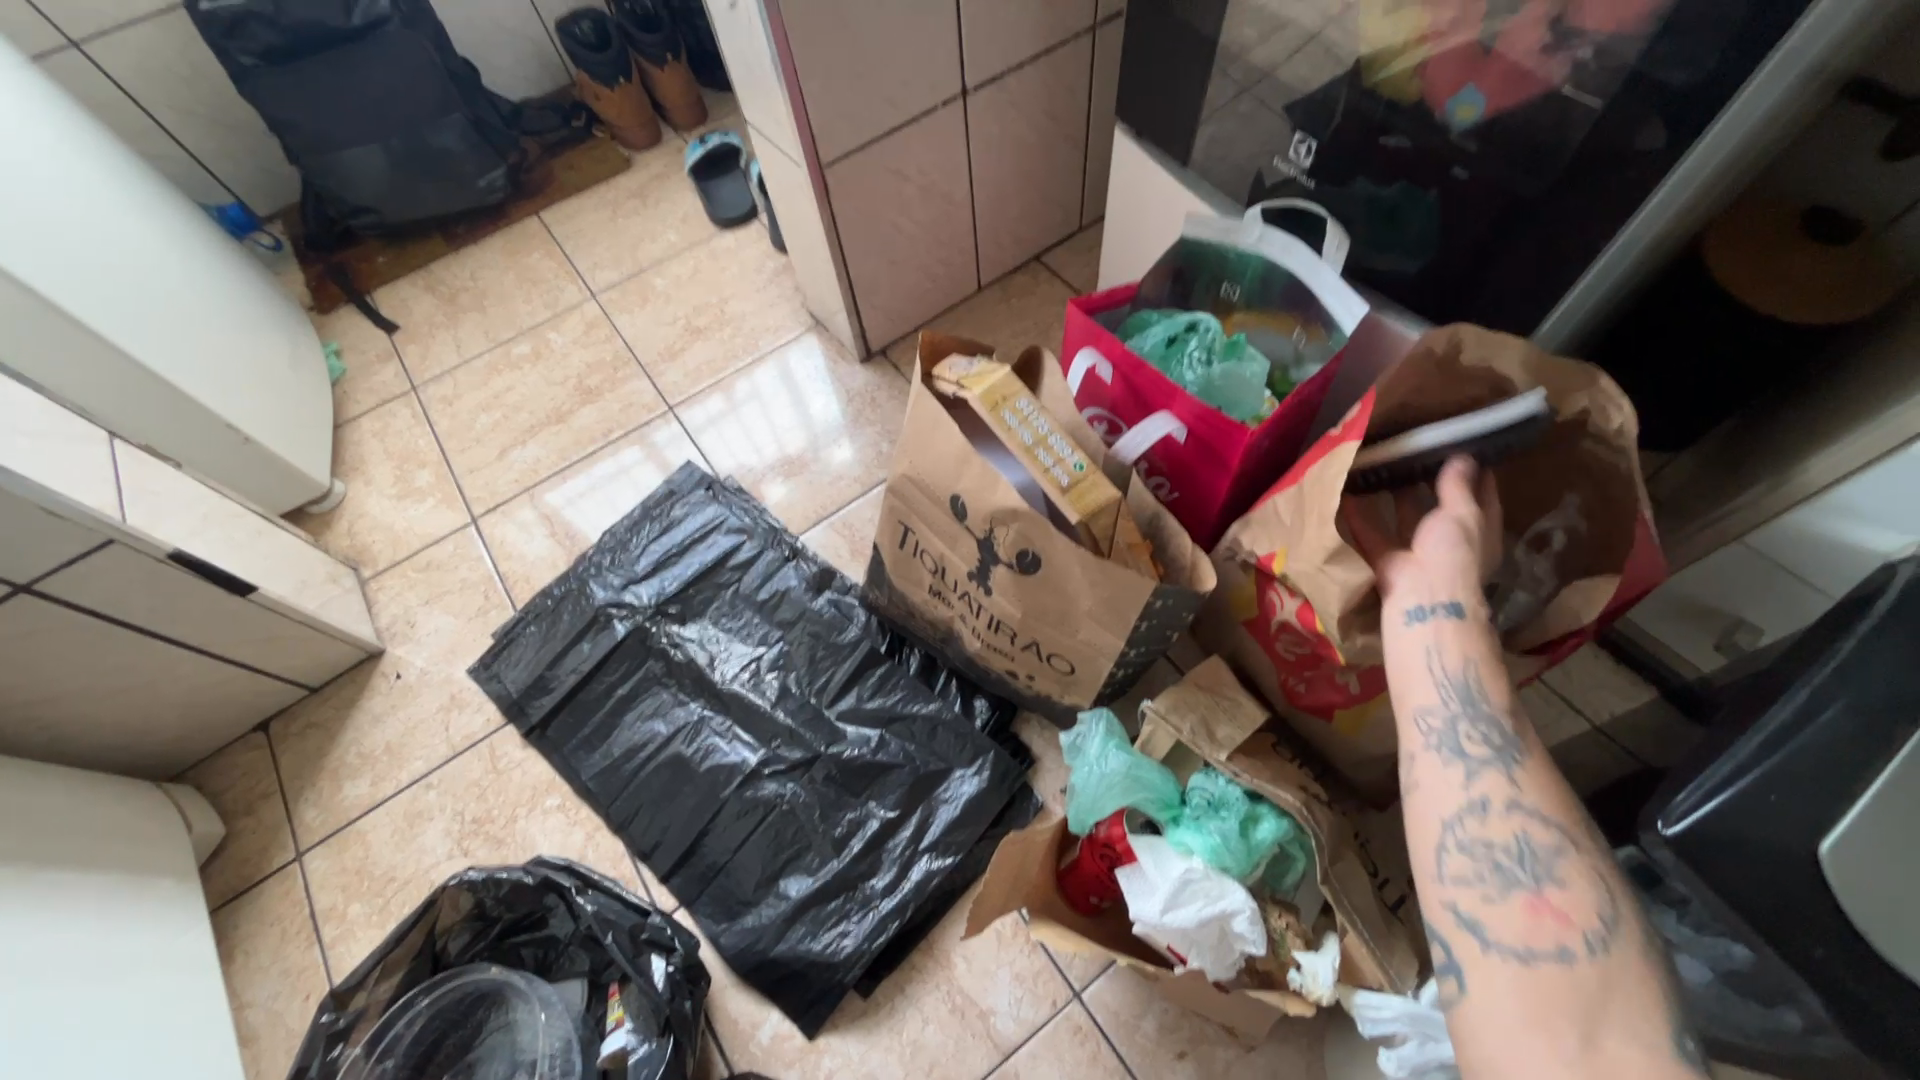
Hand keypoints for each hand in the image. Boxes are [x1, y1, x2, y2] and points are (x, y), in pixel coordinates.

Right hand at [1342, 455, 1502, 603]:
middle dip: (1430, 483)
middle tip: (1416, 453)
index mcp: (1480, 532)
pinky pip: (1372, 534)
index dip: (1477, 474)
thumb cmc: (1454, 552)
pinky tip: (1348, 494)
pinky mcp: (1387, 561)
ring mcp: (1417, 552)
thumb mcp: (1463, 513)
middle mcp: (1450, 542)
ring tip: (1383, 467)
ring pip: (1406, 519)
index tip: (1465, 449)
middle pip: (1441, 507)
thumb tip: (1463, 457)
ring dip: (1394, 498)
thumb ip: (1458, 486)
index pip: (1483, 498)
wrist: (1422, 596)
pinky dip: (1359, 517)